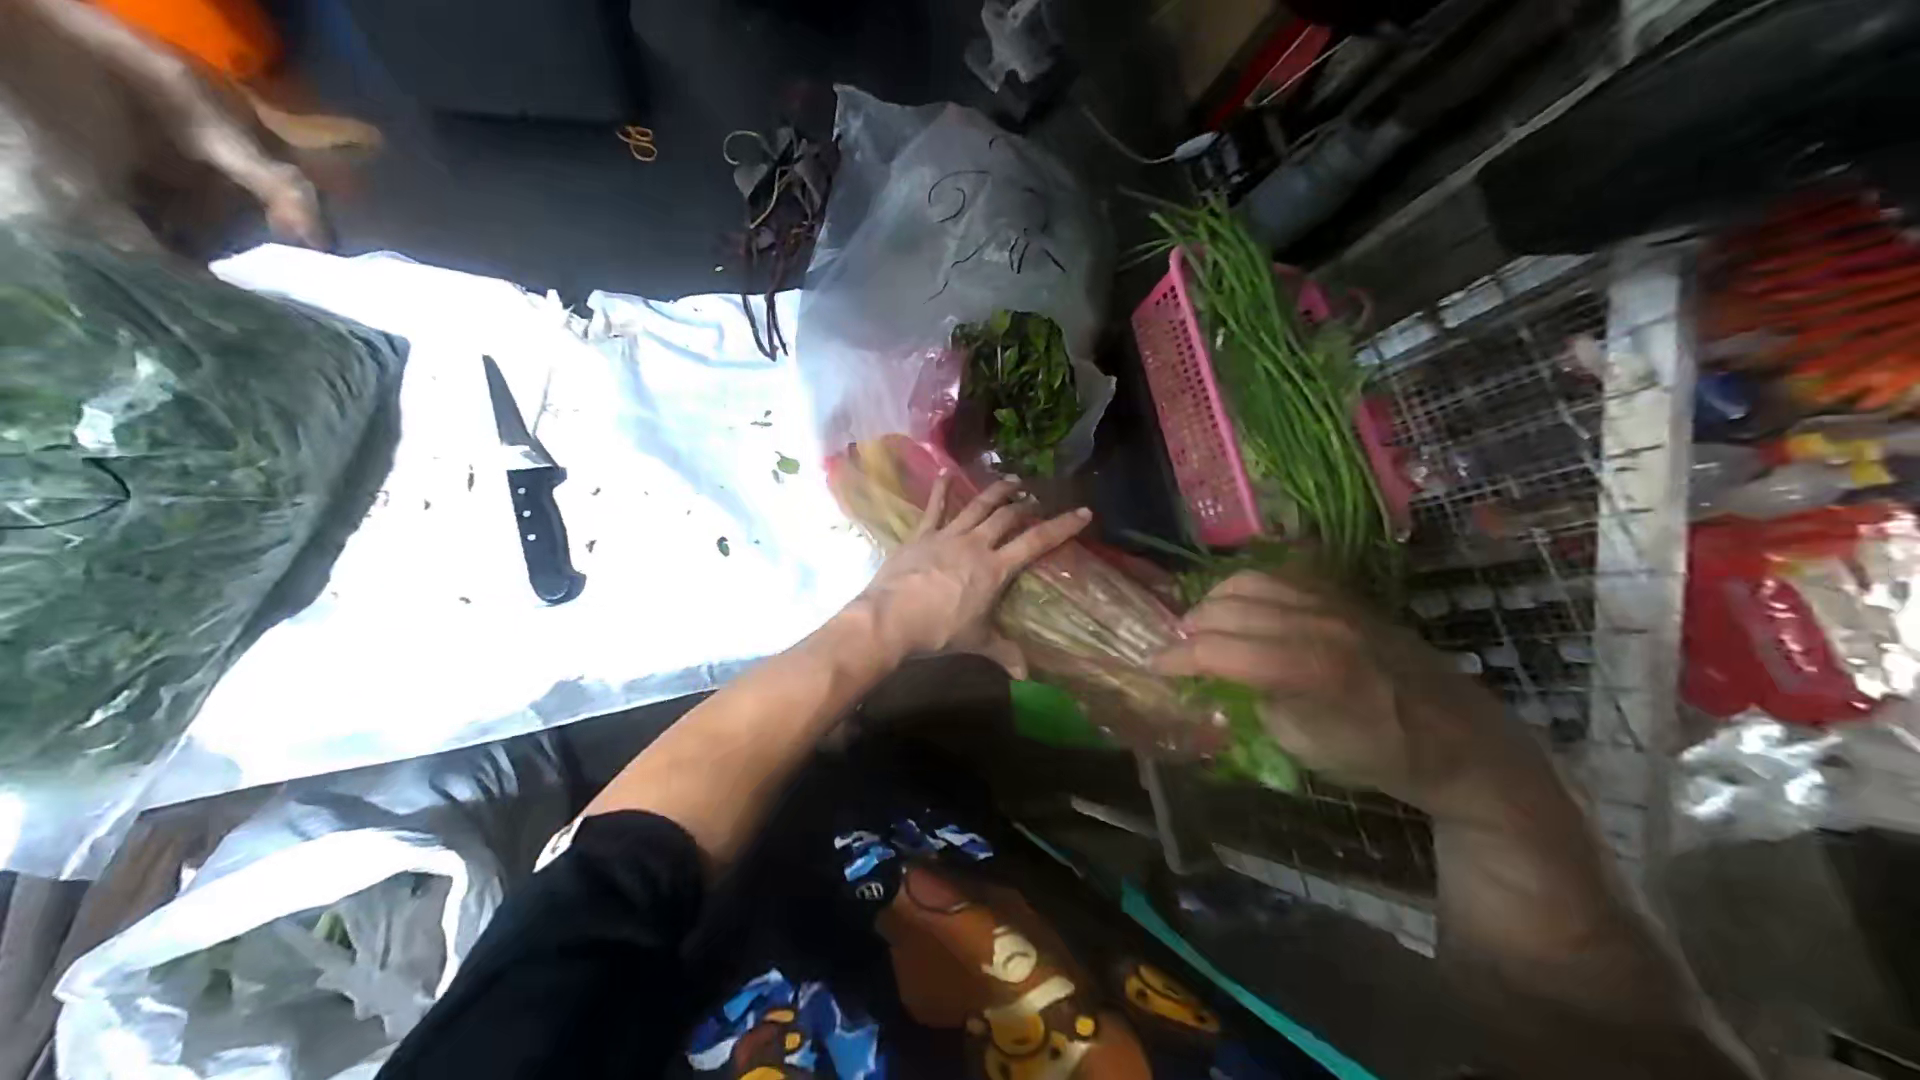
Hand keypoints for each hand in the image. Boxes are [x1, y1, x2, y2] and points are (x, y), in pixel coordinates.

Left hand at [851, 474, 1091, 674]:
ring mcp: (947, 535)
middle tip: (1037, 499)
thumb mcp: (976, 642)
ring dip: (996, 491)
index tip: (1082, 512)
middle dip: (1026, 505)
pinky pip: (934, 507)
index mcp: (994, 569)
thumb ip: (1003, 652)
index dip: (1061, 526)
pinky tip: (946, 473)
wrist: (891, 618)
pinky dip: (942, 489)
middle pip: (1007, 516)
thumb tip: (1025, 675)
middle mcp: (975, 544)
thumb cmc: (938, 631)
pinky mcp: (921, 535)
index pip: (1036, 542)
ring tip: (1012, 480)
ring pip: (977, 506)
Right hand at [1153, 570, 1553, 822]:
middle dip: (1188, 629)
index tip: (1154, 667)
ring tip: (1200, 626)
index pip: (1218, 651)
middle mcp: (1315, 624)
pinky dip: (1244, 587)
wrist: (1459, 738)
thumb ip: (1257, 702)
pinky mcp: (1342, 596)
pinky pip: (1278, 575)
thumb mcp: (1303, 747)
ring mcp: (1331, 603)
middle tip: (1176, 651)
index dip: (1177, 658)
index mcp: (1307, 669)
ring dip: (1211, 602)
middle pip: (1225, 610)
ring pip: (1247, 583)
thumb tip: (1224, 679)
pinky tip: (1237, 606)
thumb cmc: (1379, 755)